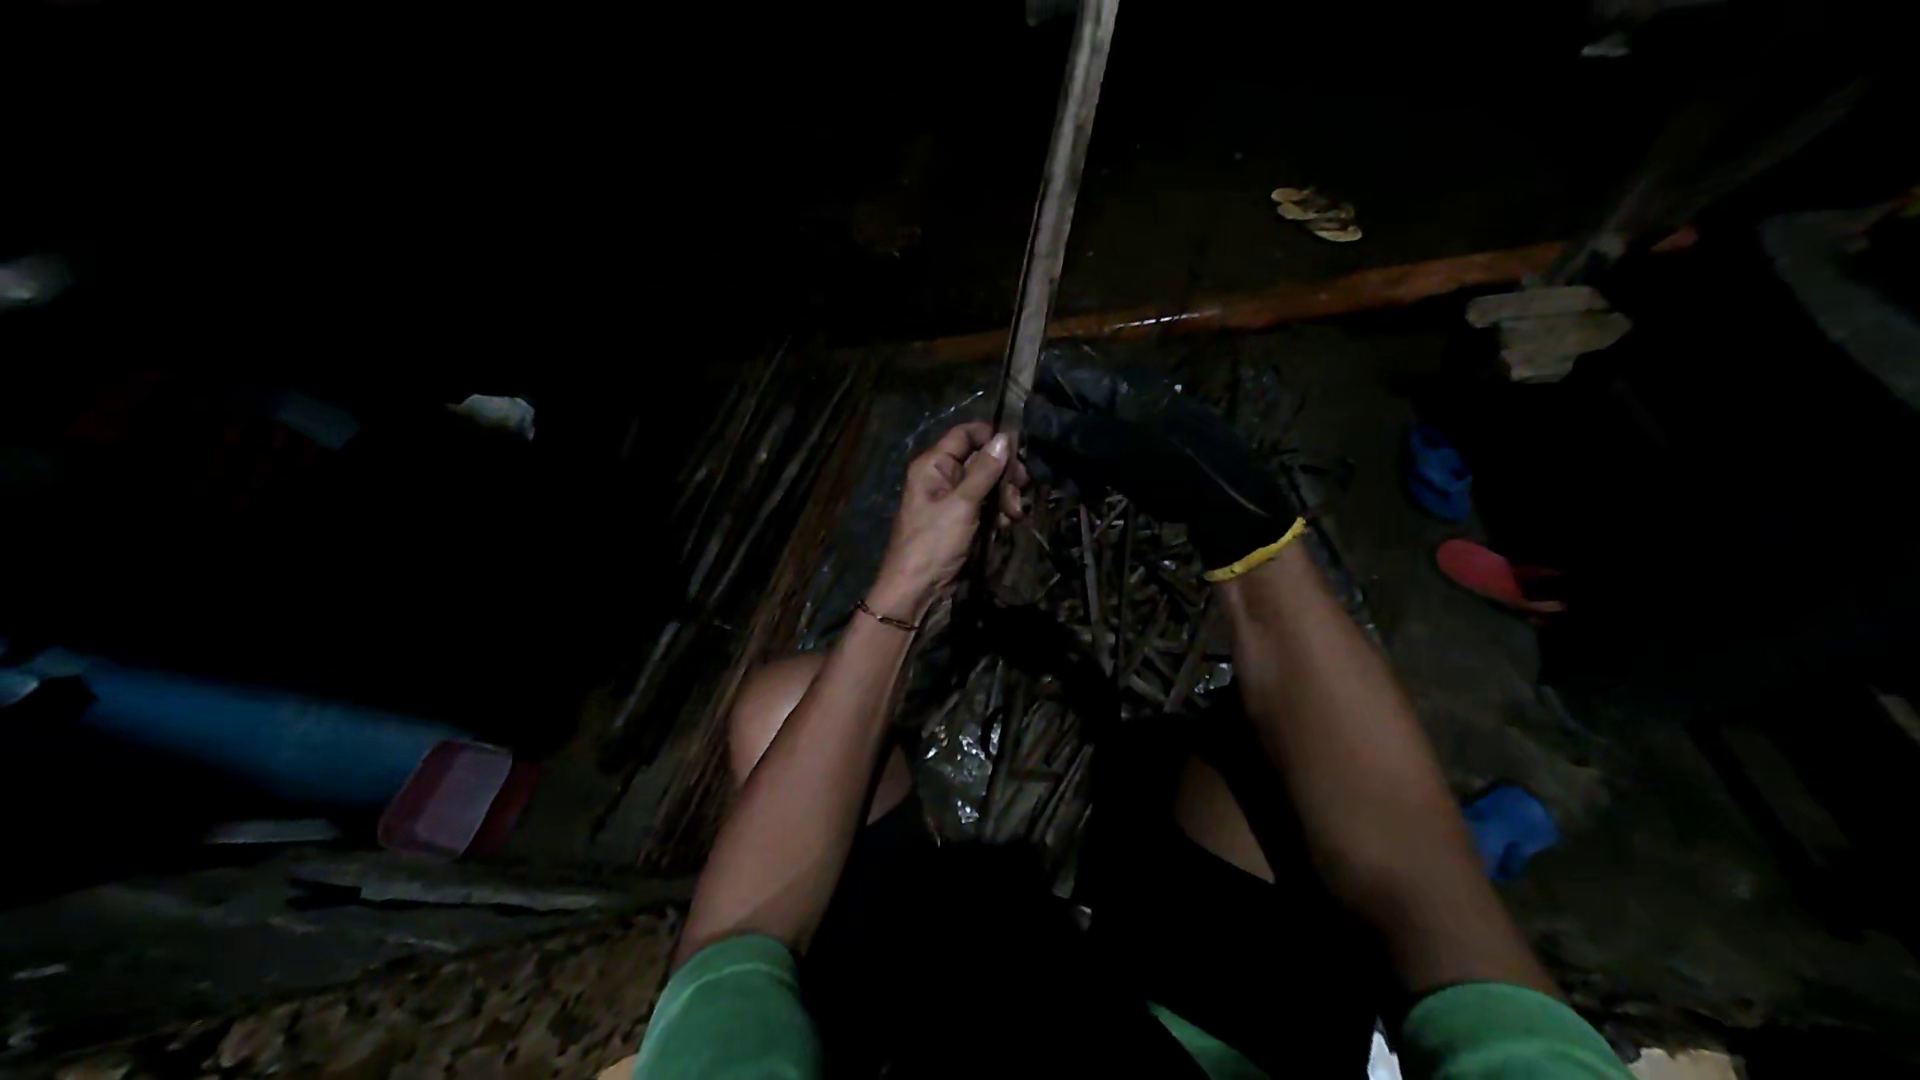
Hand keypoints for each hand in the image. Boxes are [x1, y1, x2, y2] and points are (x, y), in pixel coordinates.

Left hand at [869, 421, 1028, 620]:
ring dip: (1005, 496)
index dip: (991, 436)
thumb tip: (1003, 438)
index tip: (1018, 450)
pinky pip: (985, 506)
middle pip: (981, 460)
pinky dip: (999, 512)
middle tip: (1021, 488)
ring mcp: (952, 500)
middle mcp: (942, 477)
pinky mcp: (962, 520)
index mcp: (933, 465)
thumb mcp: (962, 504)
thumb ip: (984, 471)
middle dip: (1004, 473)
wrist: (916, 589)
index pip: (965, 434)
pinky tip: (1008, 524)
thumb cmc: (933, 543)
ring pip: (987, 484)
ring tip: (1014, 515)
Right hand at [1024, 355, 1298, 572]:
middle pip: (1061, 407)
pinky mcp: (1125, 454)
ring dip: (1061, 461)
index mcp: (1114, 386)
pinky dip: (1081, 473)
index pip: (1058, 373)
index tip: (1020, 431)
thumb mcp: (1121, 448)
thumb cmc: (1175, 465)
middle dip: (1046, 439)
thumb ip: (1073, 429)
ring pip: (1072, 436)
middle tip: (1042, 473)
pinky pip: (1090, 457)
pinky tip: (1087, 492)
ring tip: (1066, 487)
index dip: (1034, 396)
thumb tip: (1030, 413)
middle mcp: (1113, 401)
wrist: (1226, 499)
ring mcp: (1119, 428)